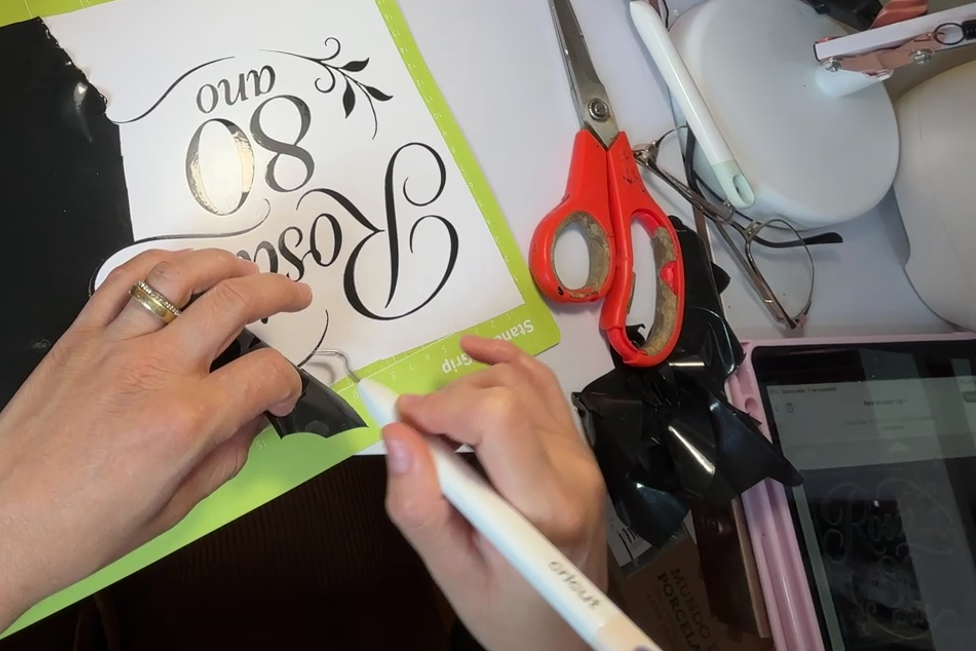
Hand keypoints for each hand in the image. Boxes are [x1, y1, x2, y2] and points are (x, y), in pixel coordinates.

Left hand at [0, 249, 313, 650]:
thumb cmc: (80, 531)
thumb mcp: (172, 510)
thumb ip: (224, 457)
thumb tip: (250, 421)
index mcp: (185, 421)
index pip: (265, 375)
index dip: (288, 383)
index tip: (283, 394)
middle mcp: (154, 368)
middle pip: (234, 301)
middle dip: (279, 293)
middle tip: (295, 297)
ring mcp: (114, 340)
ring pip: (180, 273)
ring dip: (223, 262)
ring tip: (245, 269)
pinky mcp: (79, 331)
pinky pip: (123, 278)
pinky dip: (159, 262)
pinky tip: (178, 267)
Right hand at [381, 336, 606, 650]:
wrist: (562, 632)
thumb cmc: (504, 609)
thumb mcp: (451, 573)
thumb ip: (419, 506)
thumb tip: (396, 432)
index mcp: (544, 506)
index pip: (497, 419)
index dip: (442, 407)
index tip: (404, 420)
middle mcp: (572, 469)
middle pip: (501, 394)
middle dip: (445, 403)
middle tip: (416, 435)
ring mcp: (579, 452)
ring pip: (515, 380)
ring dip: (466, 388)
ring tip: (440, 425)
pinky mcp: (575, 444)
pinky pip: (541, 380)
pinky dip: (502, 358)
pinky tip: (471, 351)